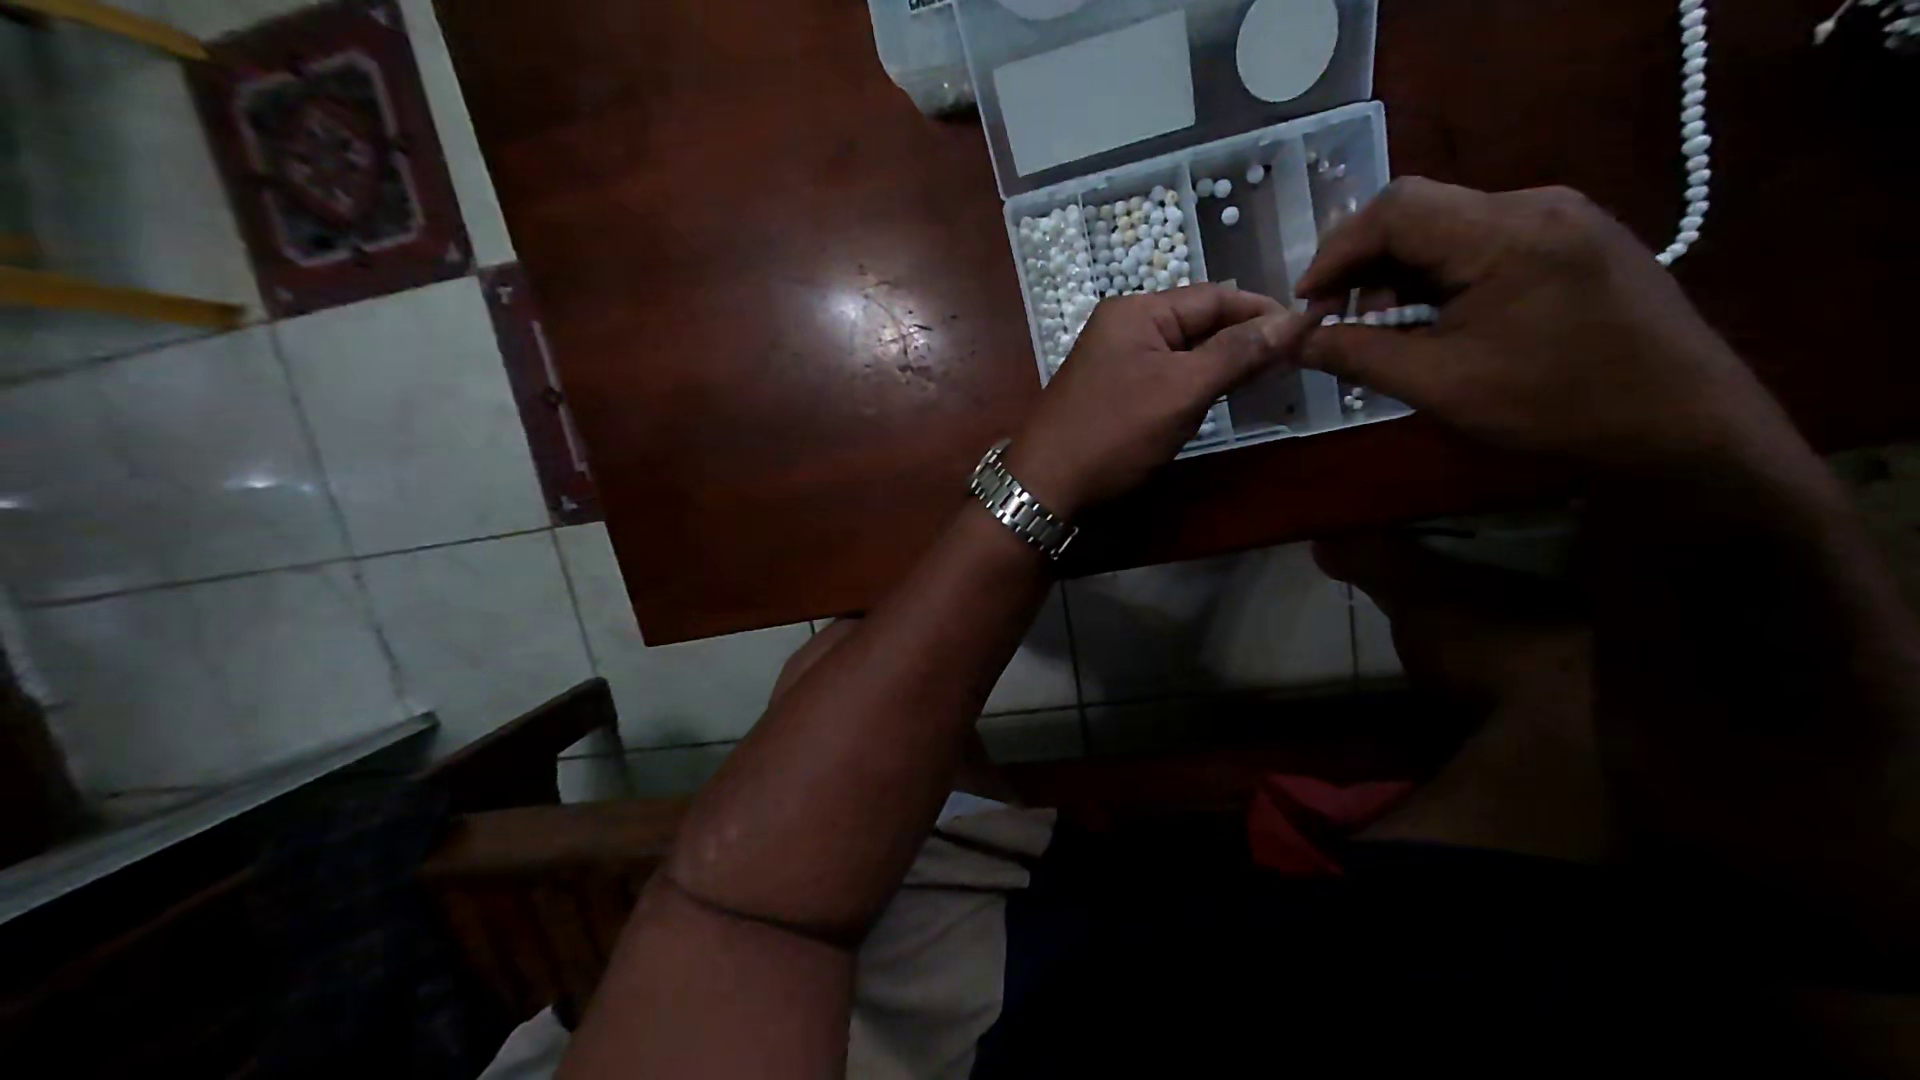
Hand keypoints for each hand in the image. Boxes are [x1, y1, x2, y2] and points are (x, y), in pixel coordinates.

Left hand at [1004, 284, 1309, 515]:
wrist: (1046, 486)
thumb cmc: (1113, 434)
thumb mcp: (1180, 391)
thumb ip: (1237, 353)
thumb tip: (1296, 318)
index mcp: (1138, 311)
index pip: (1216, 296)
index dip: (1264, 312)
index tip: (1309, 333)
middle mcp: (1126, 326)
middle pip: (1201, 322)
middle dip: (1245, 341)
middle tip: (1292, 365)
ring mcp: (1118, 360)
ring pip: (1186, 352)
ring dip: (1222, 365)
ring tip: (1264, 382)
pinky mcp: (1116, 391)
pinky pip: (1167, 377)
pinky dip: (1195, 386)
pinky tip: (1216, 400)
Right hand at [1294, 178, 1799, 472]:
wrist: (1680, 424)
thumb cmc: (1553, 405)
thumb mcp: (1438, 384)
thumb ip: (1356, 354)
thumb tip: (1292, 341)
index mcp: (1505, 232)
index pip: (1393, 209)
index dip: (1335, 252)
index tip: (1307, 306)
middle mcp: (1535, 204)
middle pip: (1417, 212)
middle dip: (1362, 265)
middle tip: (1338, 320)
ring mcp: (1561, 219)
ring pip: (1446, 227)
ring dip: (1397, 274)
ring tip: (1383, 329)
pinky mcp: (1572, 242)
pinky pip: (1481, 242)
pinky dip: (1436, 278)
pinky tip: (1432, 320)